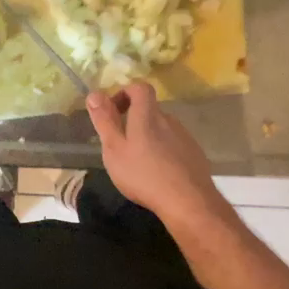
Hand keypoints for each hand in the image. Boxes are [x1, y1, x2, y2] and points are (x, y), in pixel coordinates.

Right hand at [86, 82, 225, 226]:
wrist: (187, 201)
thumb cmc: (143, 174)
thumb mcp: (114, 149)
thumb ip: (105, 121)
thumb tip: (94, 93)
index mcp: (148, 115)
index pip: (140, 88)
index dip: (124, 93)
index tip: (113, 111)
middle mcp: (169, 120)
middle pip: (150, 110)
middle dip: (133, 120)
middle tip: (120, 145)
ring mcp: (185, 137)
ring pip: (162, 129)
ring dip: (148, 137)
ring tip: (138, 163)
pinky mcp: (194, 154)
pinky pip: (174, 145)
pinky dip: (163, 152)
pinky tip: (158, 174)